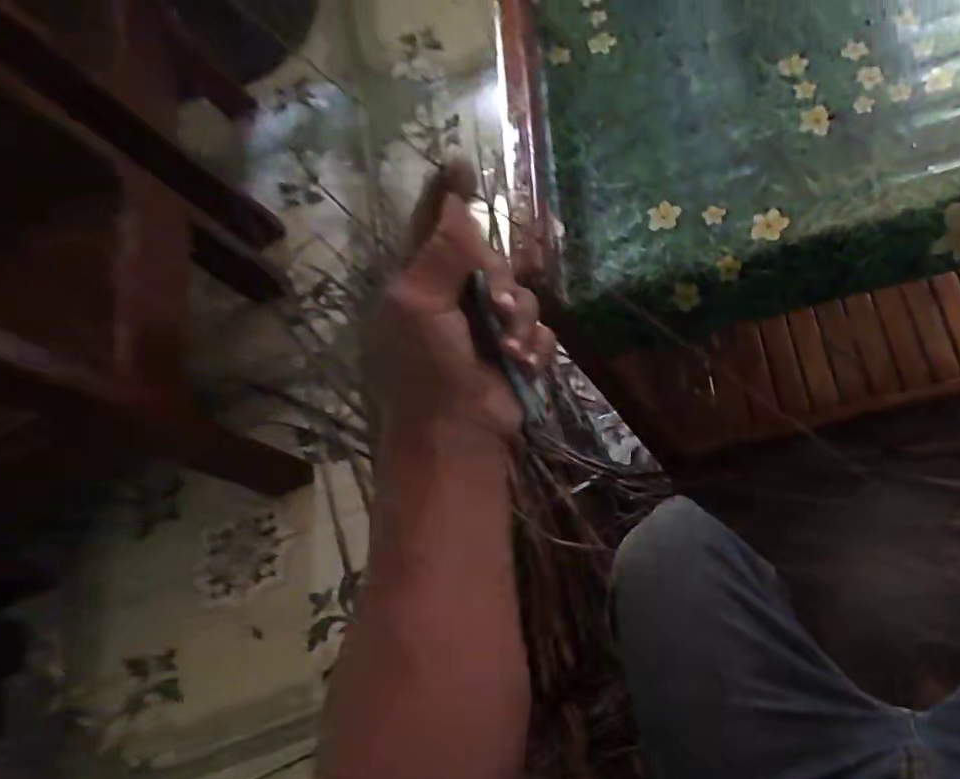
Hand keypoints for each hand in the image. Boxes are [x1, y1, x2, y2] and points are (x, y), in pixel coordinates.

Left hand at [367, 160, 557, 445]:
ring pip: (524, 297)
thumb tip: (461, 207)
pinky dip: (536, 346)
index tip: (463, 164)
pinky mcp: (518, 355)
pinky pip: (541, 332)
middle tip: (500, 305)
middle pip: (492, 261)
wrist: (458, 432)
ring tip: (511, 349)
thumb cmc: (425, 370)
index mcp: (419, 281)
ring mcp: (489, 329)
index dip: (448, 196)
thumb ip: (442, 254)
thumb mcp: (419, 304)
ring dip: (521, 322)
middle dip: (503, 281)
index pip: (433, 226)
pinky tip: (525, 364)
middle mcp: (456, 299)